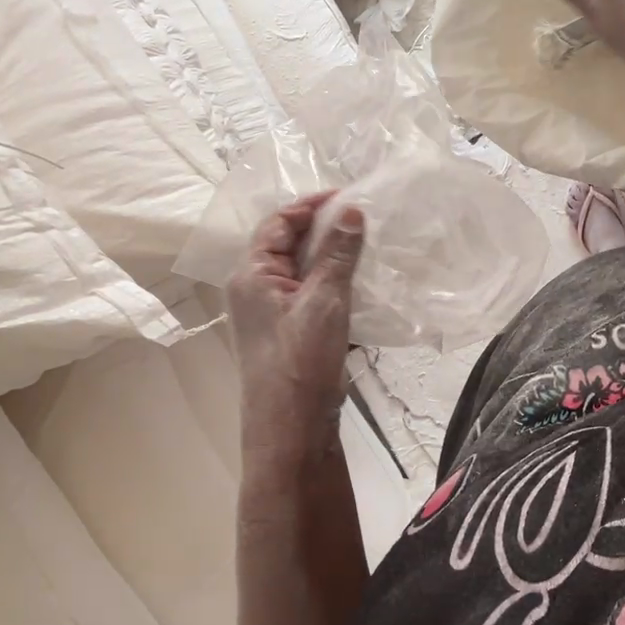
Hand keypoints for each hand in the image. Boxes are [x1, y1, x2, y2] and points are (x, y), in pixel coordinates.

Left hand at [227, 193, 365, 427]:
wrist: (292, 428)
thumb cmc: (301, 361)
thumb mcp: (324, 302)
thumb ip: (337, 254)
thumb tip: (351, 211)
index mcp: (252, 276)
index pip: (278, 223)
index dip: (311, 205)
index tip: (350, 196)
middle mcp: (257, 289)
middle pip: (289, 243)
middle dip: (326, 227)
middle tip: (366, 216)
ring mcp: (273, 312)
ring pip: (304, 268)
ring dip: (335, 254)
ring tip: (371, 244)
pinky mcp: (292, 330)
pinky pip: (314, 292)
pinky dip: (338, 280)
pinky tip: (366, 281)